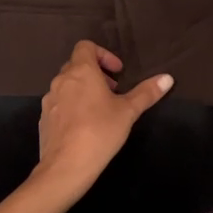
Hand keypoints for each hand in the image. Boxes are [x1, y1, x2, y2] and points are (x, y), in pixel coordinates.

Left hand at [31, 41, 171, 200]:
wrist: (65, 166)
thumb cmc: (100, 131)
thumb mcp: (128, 112)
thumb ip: (146, 93)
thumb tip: (168, 77)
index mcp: (80, 71)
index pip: (85, 46)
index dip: (103, 54)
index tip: (117, 72)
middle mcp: (61, 80)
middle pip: (76, 65)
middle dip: (95, 73)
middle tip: (113, 91)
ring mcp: (50, 99)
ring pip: (67, 85)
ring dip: (83, 89)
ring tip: (100, 109)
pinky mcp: (44, 118)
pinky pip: (59, 103)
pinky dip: (72, 106)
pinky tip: (84, 126)